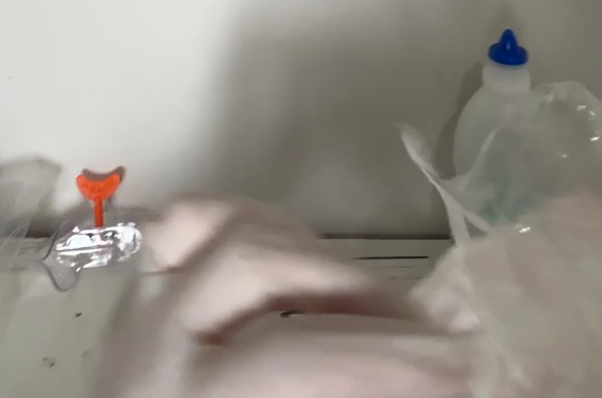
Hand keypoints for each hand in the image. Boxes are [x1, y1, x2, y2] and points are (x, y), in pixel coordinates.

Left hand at [91, 196, 471, 397]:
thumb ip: (344, 393)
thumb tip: (441, 379)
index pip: (286, 356)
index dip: (378, 355)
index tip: (460, 363)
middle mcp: (152, 338)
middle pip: (254, 264)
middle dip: (354, 288)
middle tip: (424, 330)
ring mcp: (141, 300)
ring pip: (225, 224)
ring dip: (309, 249)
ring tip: (366, 297)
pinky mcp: (142, 285)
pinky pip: (191, 221)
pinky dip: (252, 222)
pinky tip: (296, 253)